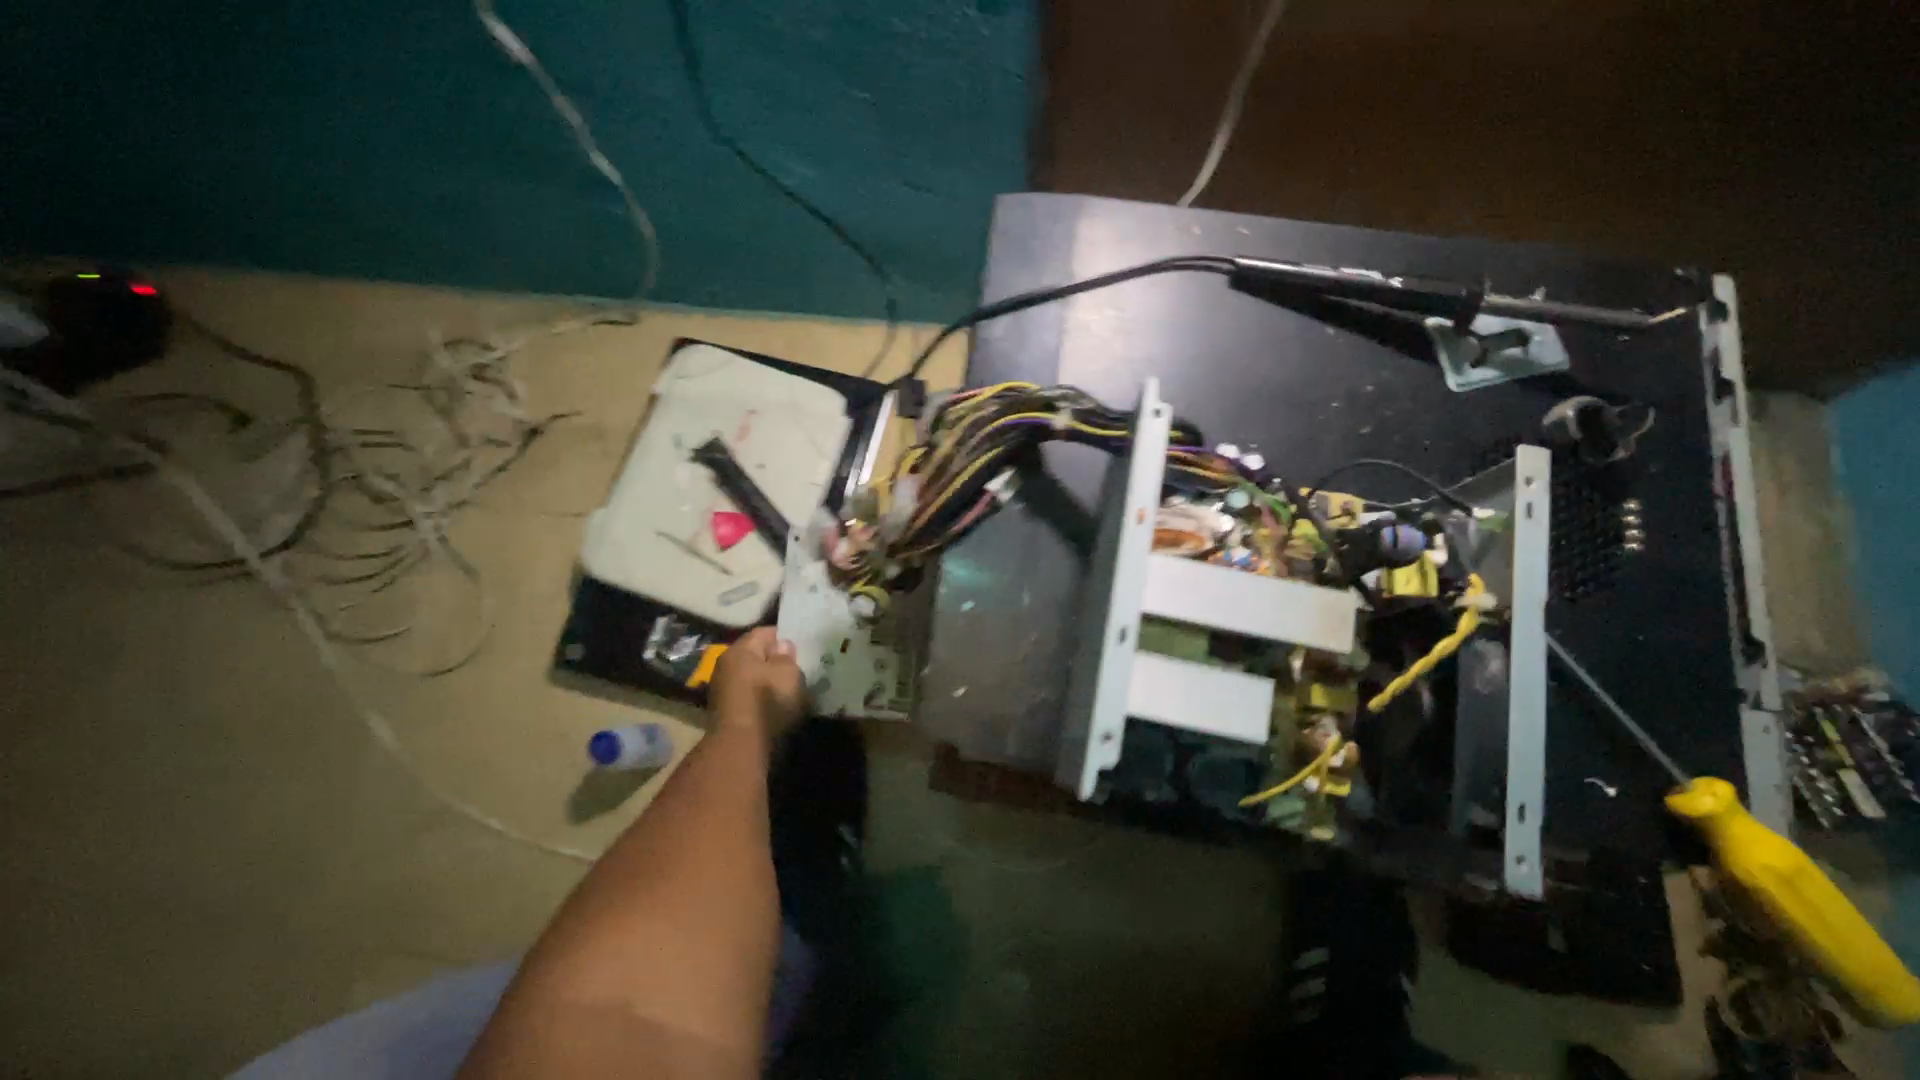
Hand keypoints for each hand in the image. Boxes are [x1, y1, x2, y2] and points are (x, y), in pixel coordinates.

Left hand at [709, 627, 806, 734]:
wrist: (741, 747)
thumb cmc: (767, 701)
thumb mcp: (788, 673)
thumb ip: (787, 656)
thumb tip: (782, 646)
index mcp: (740, 650)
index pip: (764, 632)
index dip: (783, 635)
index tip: (800, 644)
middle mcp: (725, 665)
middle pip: (754, 655)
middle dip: (774, 659)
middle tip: (797, 666)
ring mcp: (722, 689)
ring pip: (750, 676)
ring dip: (767, 680)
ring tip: (788, 687)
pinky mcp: (725, 711)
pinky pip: (748, 696)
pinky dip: (760, 697)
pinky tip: (775, 705)